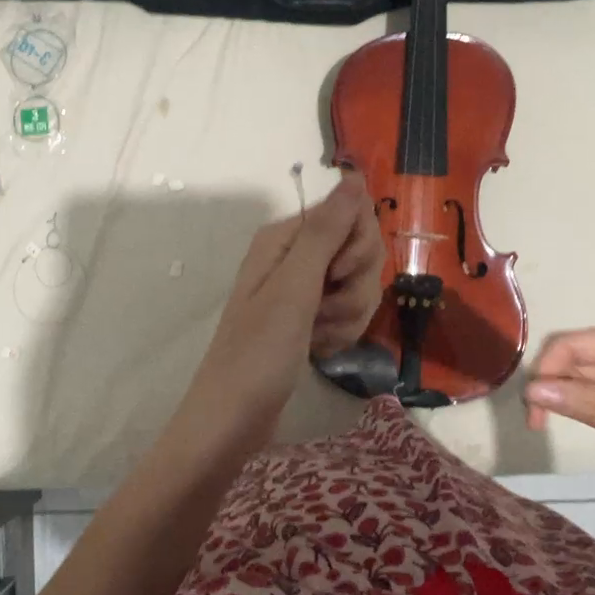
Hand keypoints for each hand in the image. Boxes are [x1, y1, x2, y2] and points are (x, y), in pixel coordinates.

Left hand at [181, 173, 383, 442]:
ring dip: (348, 315)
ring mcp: (303, 290)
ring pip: (359, 286)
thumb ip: (326, 231)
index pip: (353, 214)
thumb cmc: (257, 351)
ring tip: (315, 337)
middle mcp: (294, 256)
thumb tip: (353, 176)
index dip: (358, 247)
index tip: (339, 276)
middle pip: (360, 250)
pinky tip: (317, 350)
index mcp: (284, 238)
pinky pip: (347, 314)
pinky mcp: (310, 320)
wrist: (233, 417)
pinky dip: (339, 334)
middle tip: (323, 311)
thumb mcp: (294, 287)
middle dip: (356, 286)